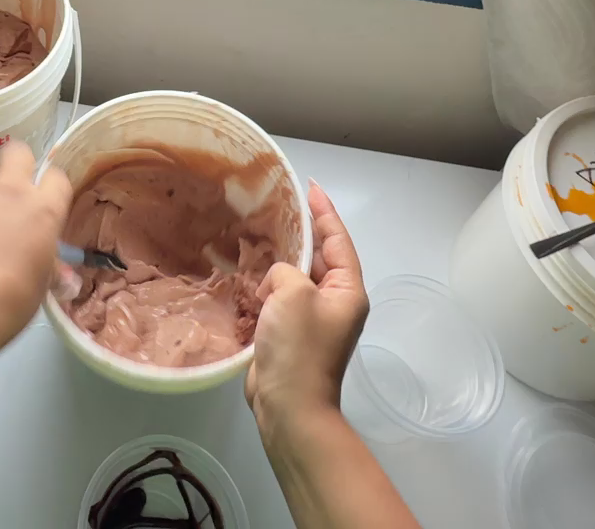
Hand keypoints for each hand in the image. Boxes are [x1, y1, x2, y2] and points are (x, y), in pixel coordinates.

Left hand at [0, 140, 72, 363]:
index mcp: (43, 210)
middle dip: (13, 165)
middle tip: (5, 190)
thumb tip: (64, 281)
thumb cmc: (10, 302)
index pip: (57, 177)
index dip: (50, 186)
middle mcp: (10, 190)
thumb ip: (50, 271)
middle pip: (18, 152)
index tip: (43, 200)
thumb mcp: (40, 287)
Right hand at [245, 181, 368, 429]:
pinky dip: (265, 283)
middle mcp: (333, 301)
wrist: (289, 407)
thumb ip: (286, 270)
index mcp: (346, 290)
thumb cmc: (298, 346)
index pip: (337, 239)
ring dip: (279, 258)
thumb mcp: (293, 293)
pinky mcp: (290, 333)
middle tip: (278, 205)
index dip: (323, 210)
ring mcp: (311, 319)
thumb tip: (276, 281)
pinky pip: (279, 296)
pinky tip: (247, 272)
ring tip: (257, 234)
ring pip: (295, 276)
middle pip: (318, 255)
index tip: (309, 186)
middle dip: (300, 231)